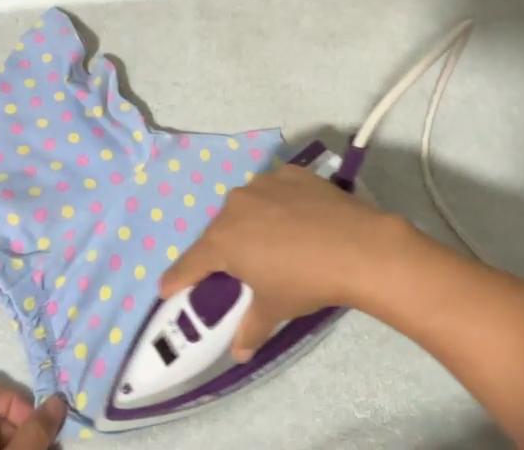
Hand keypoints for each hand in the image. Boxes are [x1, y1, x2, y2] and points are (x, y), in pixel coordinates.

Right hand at [158, 164, 412, 360]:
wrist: (356, 246)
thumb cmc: (305, 281)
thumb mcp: (273, 309)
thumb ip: (249, 329)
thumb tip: (239, 352)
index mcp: (223, 239)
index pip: (190, 263)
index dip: (177, 279)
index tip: (167, 289)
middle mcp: (236, 204)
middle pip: (218, 231)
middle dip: (221, 251)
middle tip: (234, 270)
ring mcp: (264, 183)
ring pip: (246, 206)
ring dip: (249, 223)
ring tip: (270, 243)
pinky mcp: (292, 172)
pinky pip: (274, 190)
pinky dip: (277, 204)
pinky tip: (294, 219)